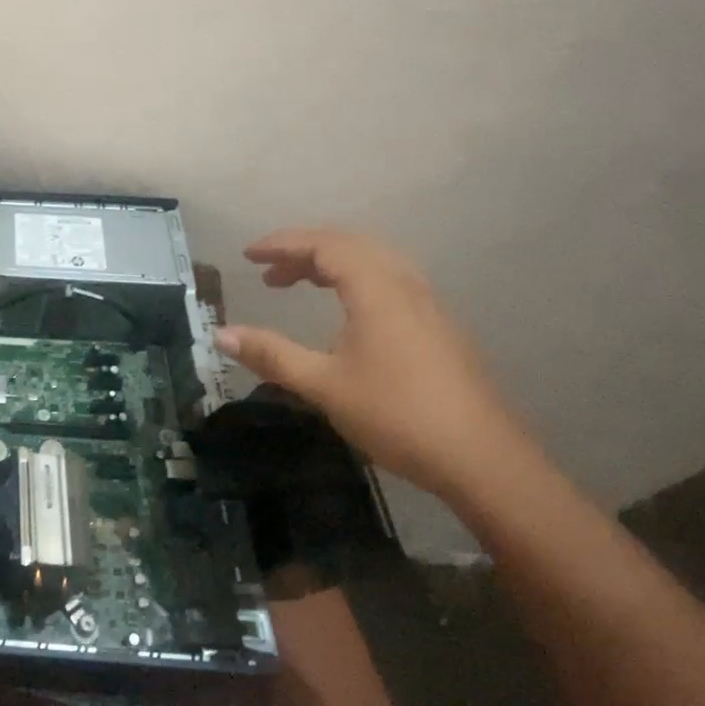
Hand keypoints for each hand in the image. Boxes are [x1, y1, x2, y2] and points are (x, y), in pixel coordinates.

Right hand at [216, 228, 529, 497]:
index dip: (283, 244)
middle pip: (352, 245)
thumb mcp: (323, 385)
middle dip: (305, 250)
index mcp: (377, 291)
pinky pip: (392, 281)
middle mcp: (406, 287)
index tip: (248, 255)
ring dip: (333, 263)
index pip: (325, 245)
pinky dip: (357, 280)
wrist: (484, 461)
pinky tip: (345, 314)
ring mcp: (430, 307)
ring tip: (300, 283)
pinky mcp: (441, 330)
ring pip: (376, 262)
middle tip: (268, 271)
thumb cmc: (397, 416)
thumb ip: (272, 355)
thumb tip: (220, 334)